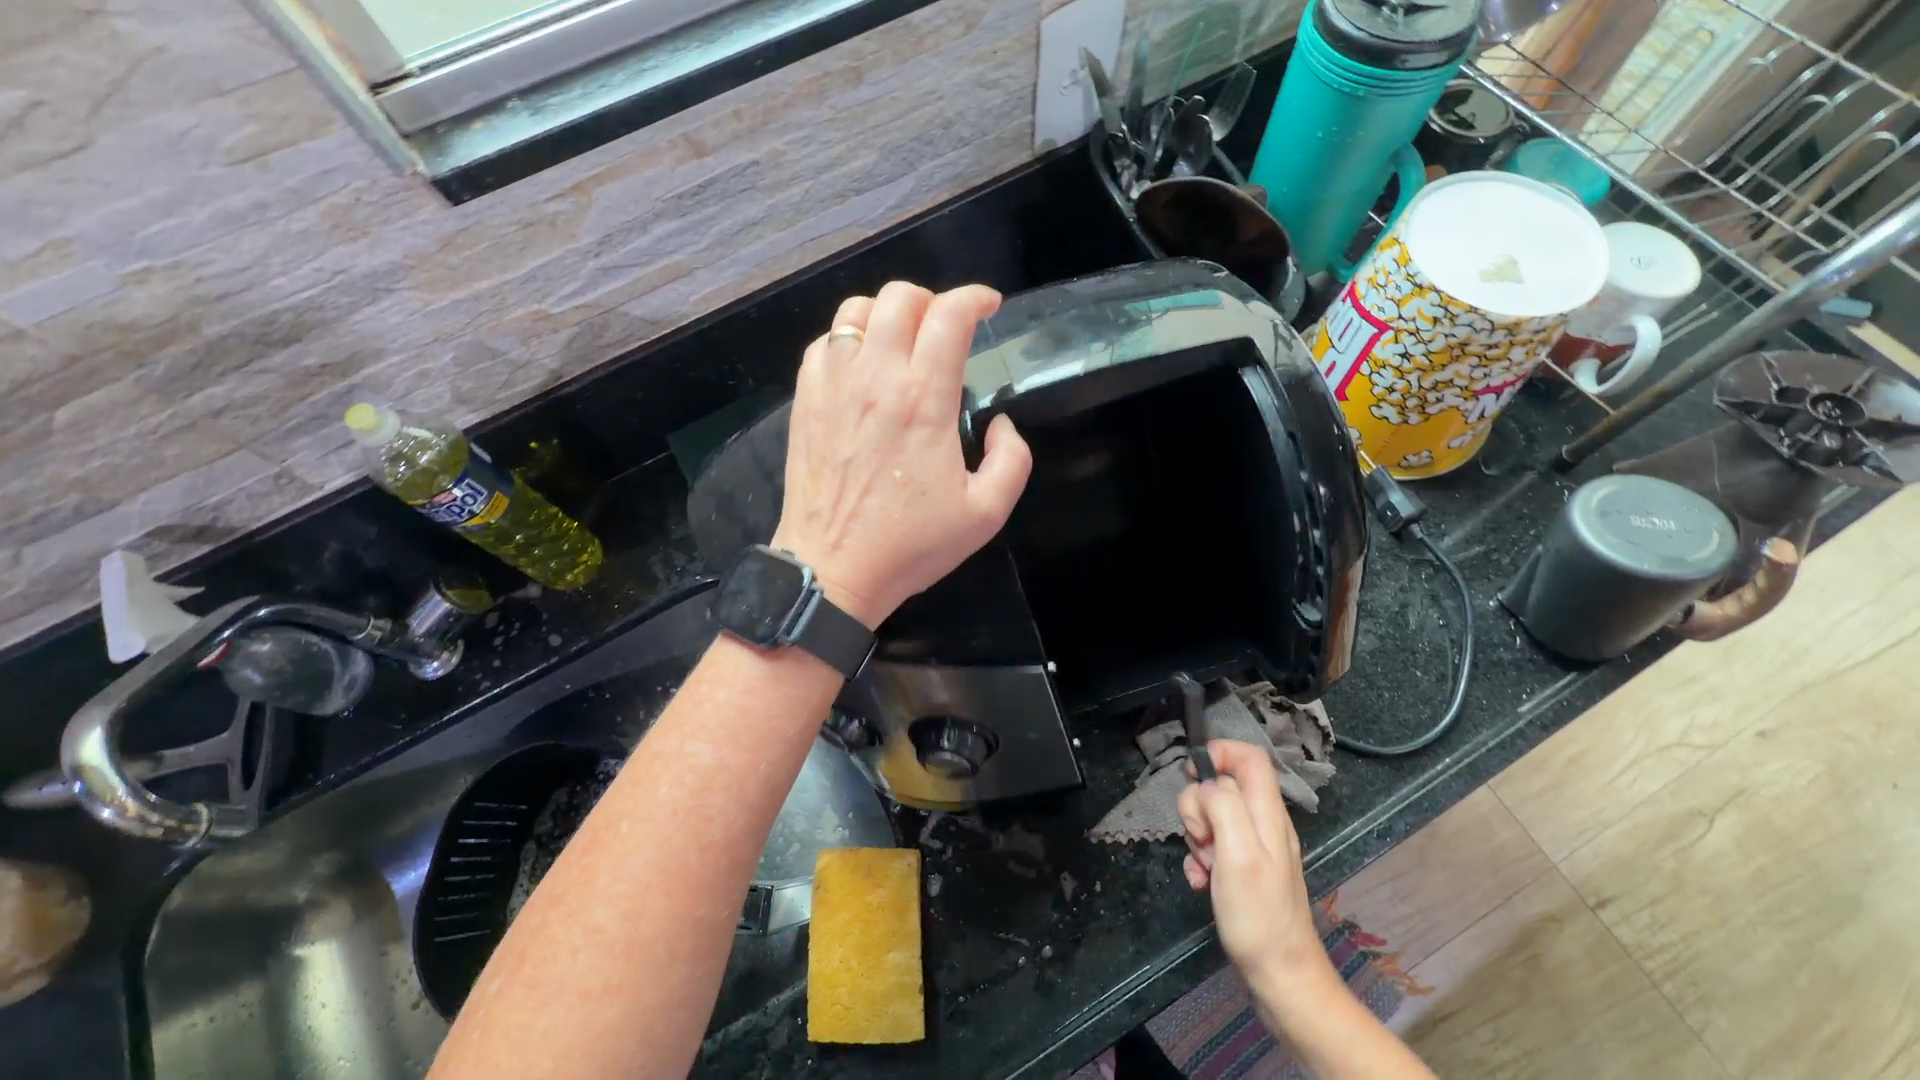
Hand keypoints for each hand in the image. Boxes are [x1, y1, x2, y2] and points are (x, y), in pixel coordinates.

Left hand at [771, 282, 1032, 626]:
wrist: (831, 570)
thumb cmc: (911, 545)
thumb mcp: (987, 513)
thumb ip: (1012, 459)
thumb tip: (1000, 423)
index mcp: (924, 399)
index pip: (949, 314)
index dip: (975, 297)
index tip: (989, 307)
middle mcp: (875, 377)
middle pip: (899, 297)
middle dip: (932, 300)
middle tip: (946, 330)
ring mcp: (833, 385)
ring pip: (855, 309)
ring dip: (887, 314)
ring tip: (902, 341)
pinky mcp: (805, 401)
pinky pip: (824, 343)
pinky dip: (848, 340)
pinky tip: (862, 367)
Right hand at [1178, 740, 1329, 987]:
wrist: (1279, 975)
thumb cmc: (1259, 915)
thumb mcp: (1239, 854)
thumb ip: (1223, 808)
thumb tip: (1205, 788)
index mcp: (1268, 813)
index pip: (1250, 756)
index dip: (1219, 752)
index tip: (1192, 775)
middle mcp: (1263, 824)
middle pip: (1221, 786)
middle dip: (1198, 807)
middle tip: (1203, 841)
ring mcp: (1253, 847)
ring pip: (1212, 817)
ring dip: (1196, 838)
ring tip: (1205, 868)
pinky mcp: (1242, 870)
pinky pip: (1211, 848)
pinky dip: (1199, 861)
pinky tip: (1200, 882)